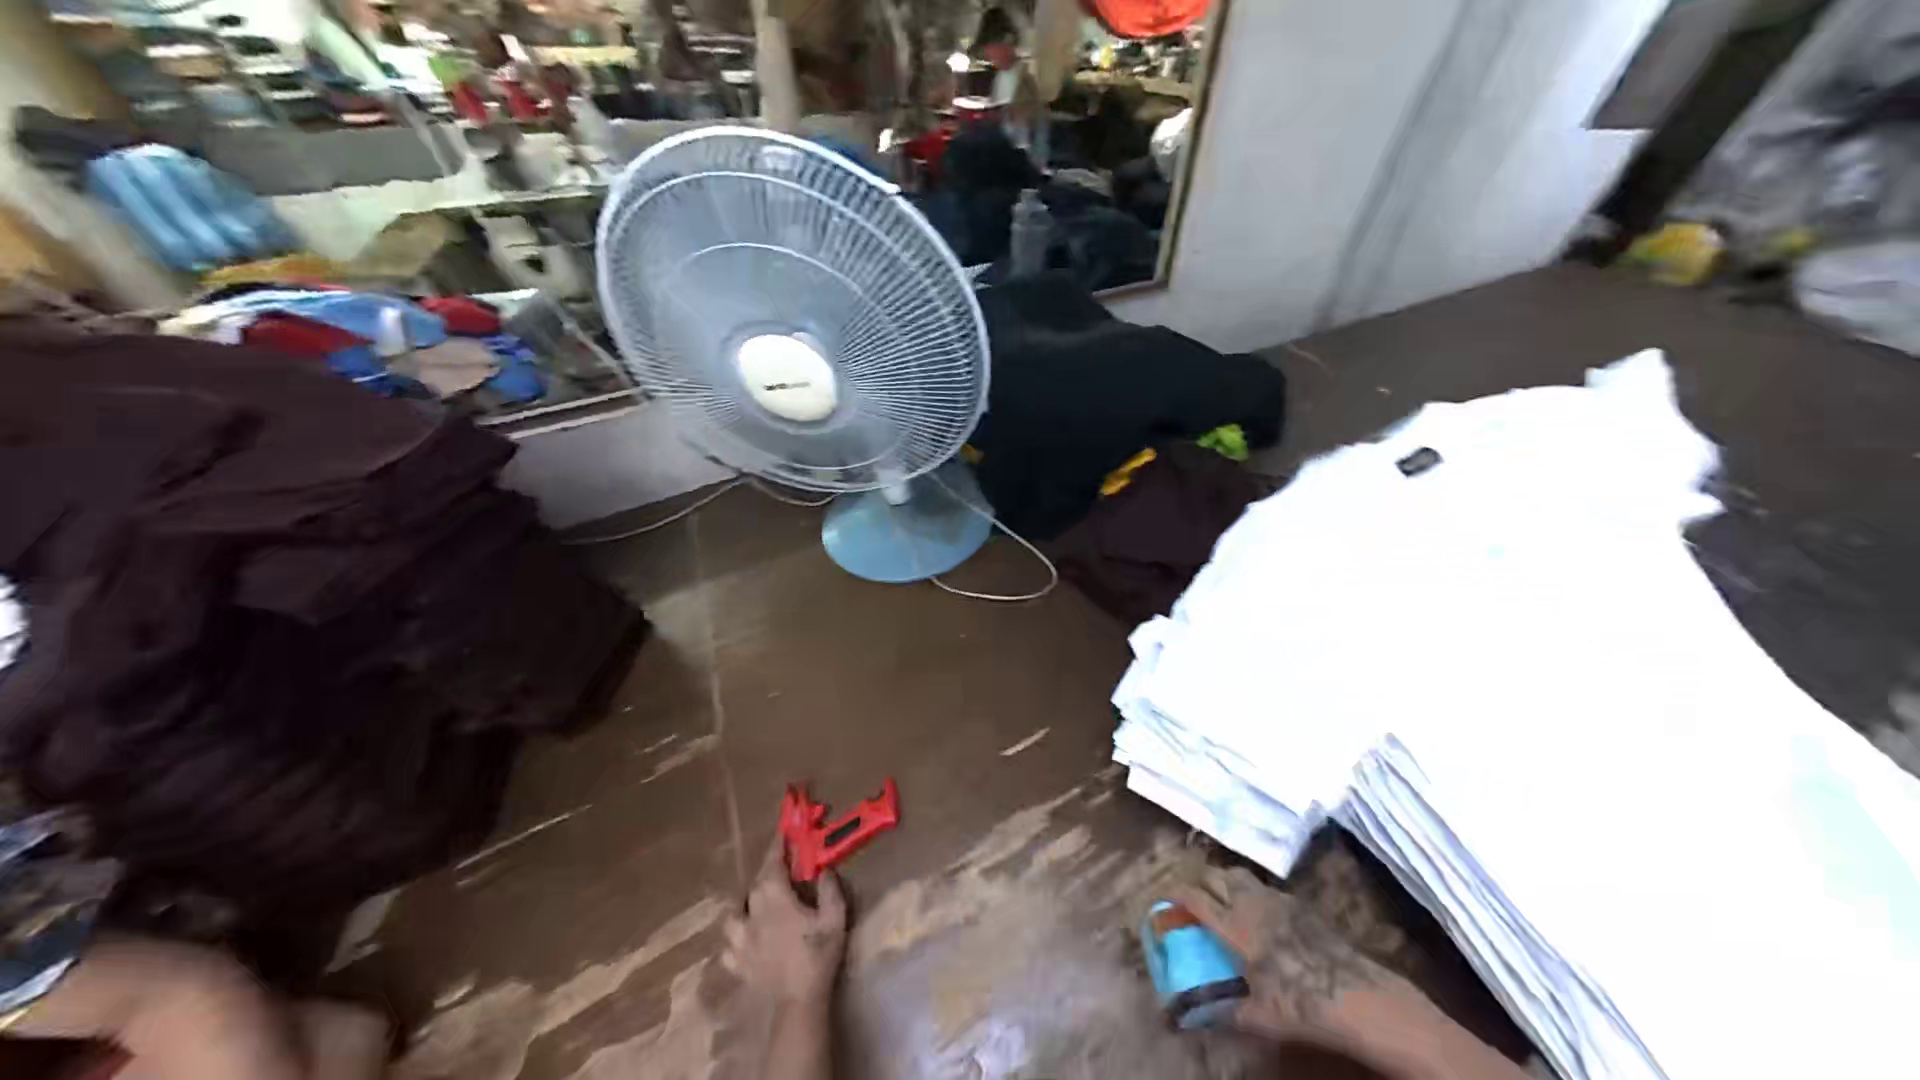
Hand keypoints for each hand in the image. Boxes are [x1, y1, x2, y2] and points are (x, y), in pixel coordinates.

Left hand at [722, 837, 847, 1007]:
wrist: (799, 1000)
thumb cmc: (818, 954)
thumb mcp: (834, 917)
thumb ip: (830, 889)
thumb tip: (823, 869)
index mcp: (775, 898)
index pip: (772, 863)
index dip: (777, 846)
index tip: (783, 832)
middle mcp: (753, 913)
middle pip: (755, 883)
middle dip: (767, 869)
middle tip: (780, 864)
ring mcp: (741, 939)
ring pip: (734, 912)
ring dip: (744, 901)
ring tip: (755, 902)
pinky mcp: (737, 961)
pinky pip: (730, 943)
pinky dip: (736, 936)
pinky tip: (745, 937)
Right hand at [1169, 867, 1410, 1040]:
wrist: (1356, 994)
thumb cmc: (1300, 1004)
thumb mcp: (1259, 1017)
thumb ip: (1223, 1012)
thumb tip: (1190, 1020)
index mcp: (1232, 925)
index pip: (1194, 896)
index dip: (1174, 894)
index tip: (1163, 898)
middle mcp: (1249, 903)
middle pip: (1214, 875)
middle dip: (1196, 879)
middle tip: (1188, 894)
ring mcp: (1275, 899)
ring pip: (1238, 874)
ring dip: (1222, 879)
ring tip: (1219, 895)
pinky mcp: (1297, 904)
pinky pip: (1262, 886)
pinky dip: (1248, 890)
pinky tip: (1255, 910)